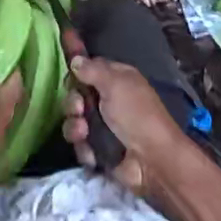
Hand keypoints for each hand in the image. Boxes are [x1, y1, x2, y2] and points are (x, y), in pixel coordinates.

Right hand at [60, 29, 195, 195]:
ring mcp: (102, 125)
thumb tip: (75, 59)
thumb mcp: (116, 84)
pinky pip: (80, 144)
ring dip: (75, 127)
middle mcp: (108, 99)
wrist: (152, 161)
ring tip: (84, 133)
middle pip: (76, 95)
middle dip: (73, 103)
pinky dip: (84, 148)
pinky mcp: (98, 149)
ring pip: (74, 120)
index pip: (89, 68)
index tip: (68, 74)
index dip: (76, 71)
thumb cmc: (136, 115)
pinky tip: (92, 153)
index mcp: (117, 79)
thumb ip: (93, 69)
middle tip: (79, 109)